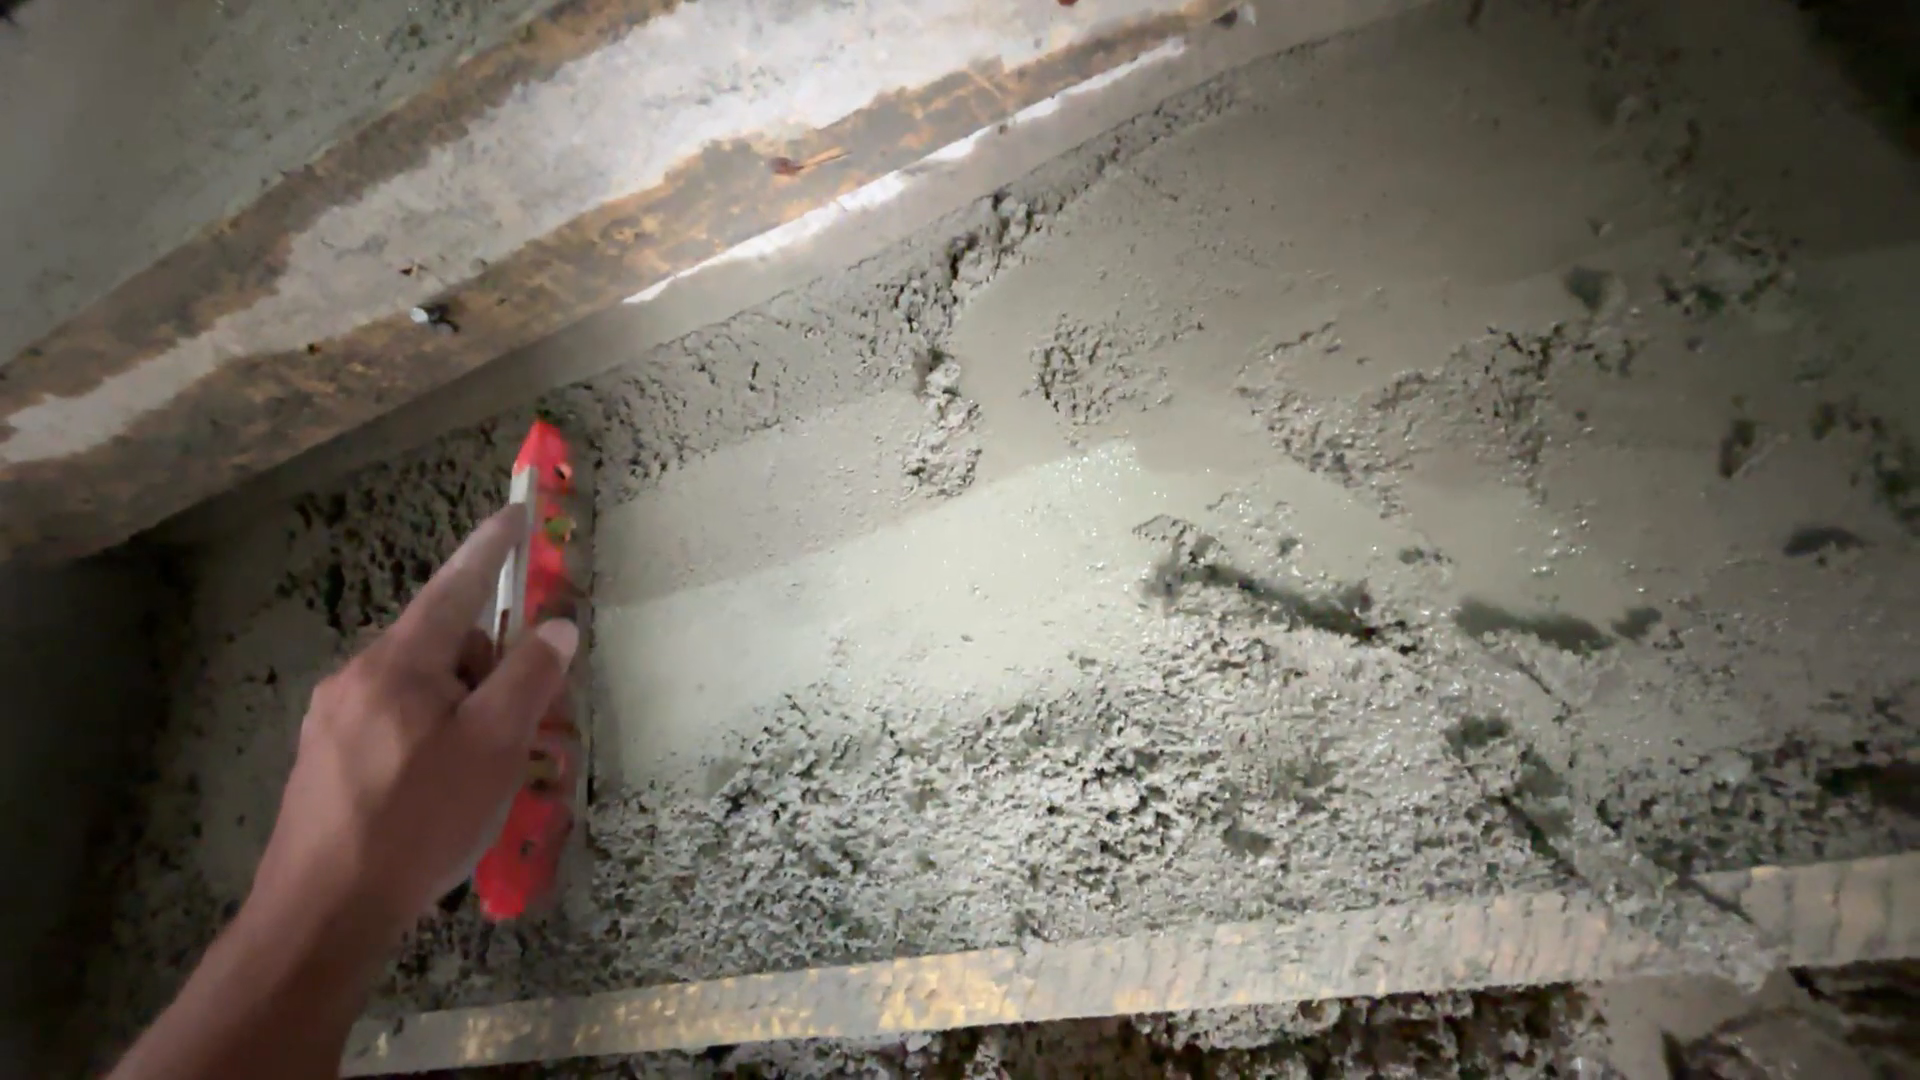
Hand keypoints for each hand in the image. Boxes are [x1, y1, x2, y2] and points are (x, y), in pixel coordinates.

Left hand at [247, 506, 578, 941]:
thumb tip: (558, 626)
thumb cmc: (419, 817)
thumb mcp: (497, 742)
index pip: (456, 586)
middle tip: (533, 724)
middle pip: (451, 647)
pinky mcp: (332, 760)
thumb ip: (531, 674)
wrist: (320, 918)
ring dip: (476, 714)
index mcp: (398, 664)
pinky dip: (446, 738)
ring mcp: (338, 721)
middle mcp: (360, 679)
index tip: (516, 513)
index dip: (492, 547)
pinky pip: (405, 724)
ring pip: (432, 691)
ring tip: (500, 769)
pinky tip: (457, 786)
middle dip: (498, 673)